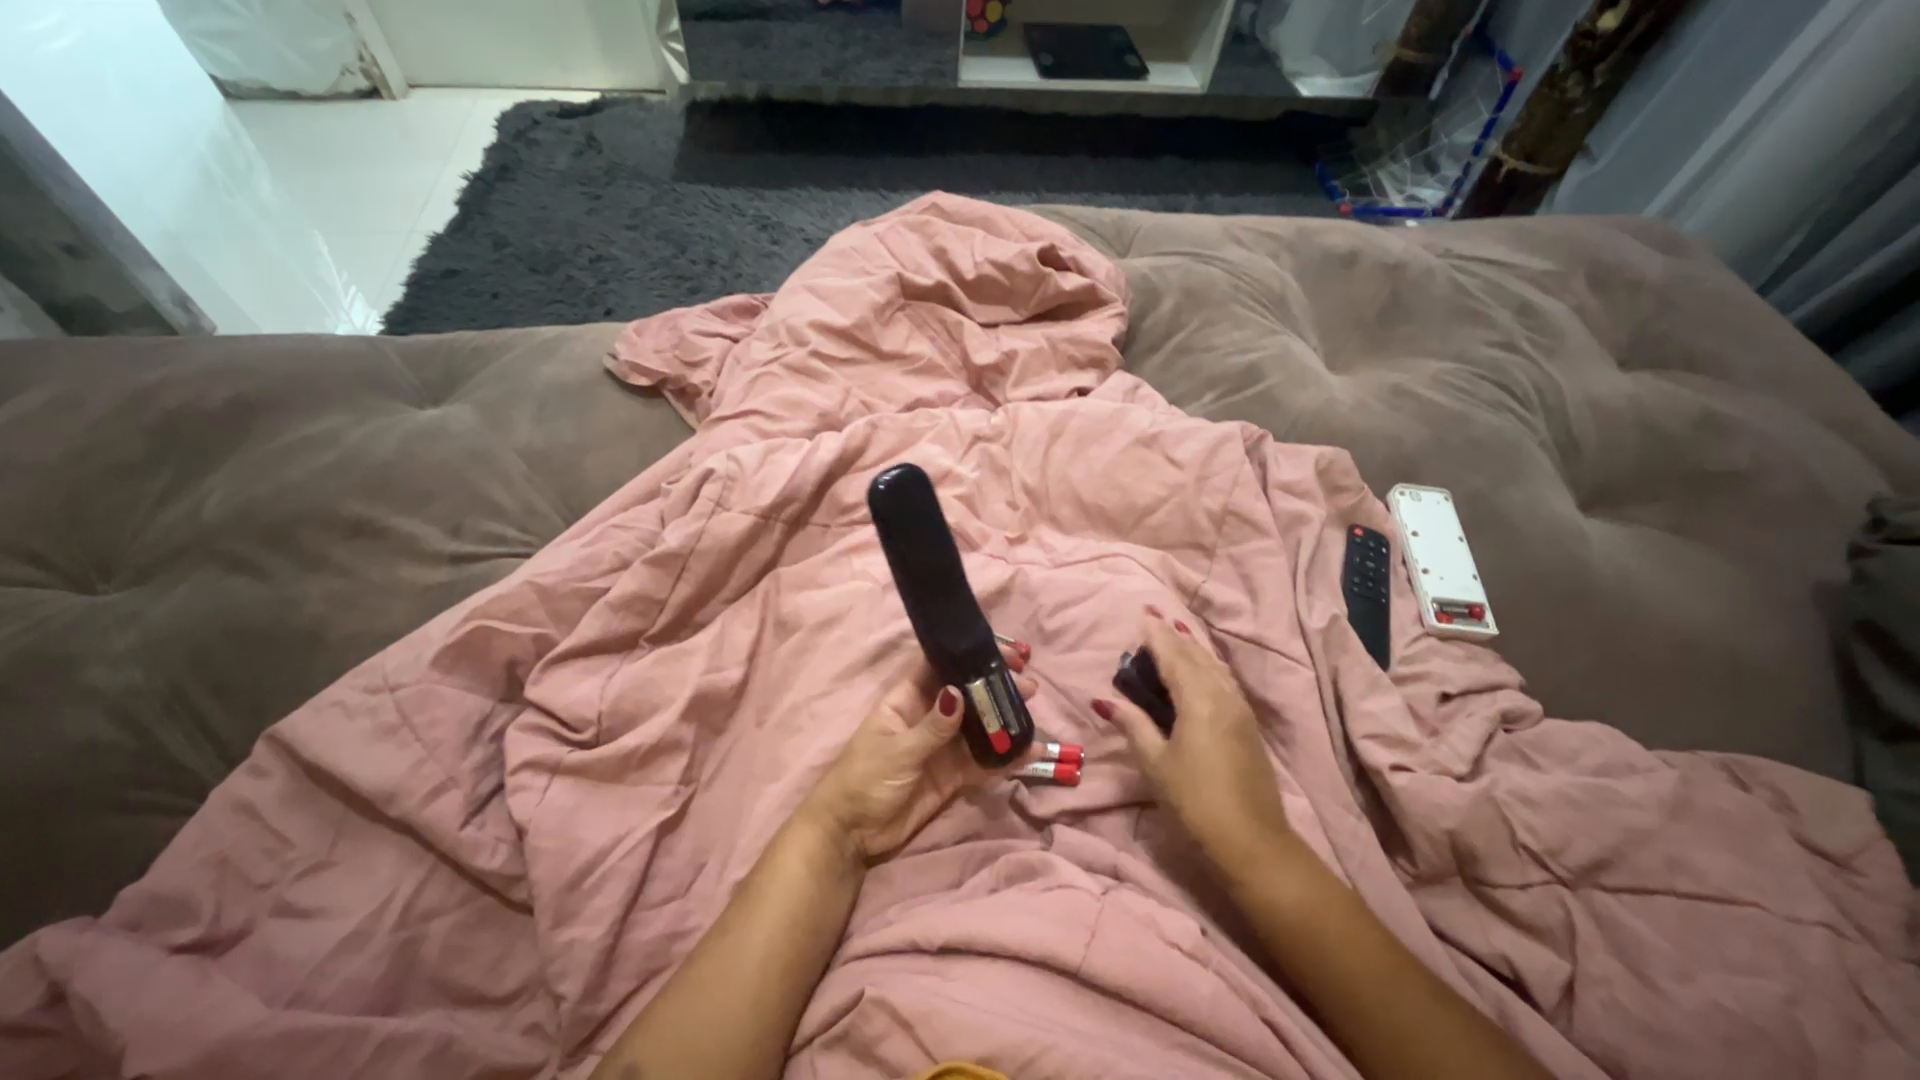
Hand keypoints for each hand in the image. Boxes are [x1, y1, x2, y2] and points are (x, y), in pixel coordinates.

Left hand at [804, 642, 1038, 861]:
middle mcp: (927, 717)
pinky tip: (1028, 752)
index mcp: (906, 700)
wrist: (852, 833)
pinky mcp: (952, 775)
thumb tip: (960, 693)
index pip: (938, 666)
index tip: (1001, 653)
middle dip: (995, 688)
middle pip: (966, 695)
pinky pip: (982, 761)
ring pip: (979, 727)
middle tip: (1027, 687)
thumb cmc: (864, 780)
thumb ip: (933, 727)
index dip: (967, 656)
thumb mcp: (898, 751)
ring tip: (1032, 714)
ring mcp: (941, 747)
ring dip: (1004, 721)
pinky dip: (1004, 757)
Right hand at [1094, 610, 1293, 870]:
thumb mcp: (1156, 763)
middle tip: (1156, 619)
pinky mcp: (1248, 725)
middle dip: (1175, 637)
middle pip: (1197, 657)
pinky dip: (1208, 667)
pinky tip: (1203, 670)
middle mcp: (1223, 696)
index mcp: (1198, 700)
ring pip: (1215, 668)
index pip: (1174, 657)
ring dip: (1194, 650)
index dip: (1157, 636)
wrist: (1251, 839)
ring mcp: (1240, 710)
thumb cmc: (1195, 801)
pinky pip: (1225, 682)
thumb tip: (1105, 700)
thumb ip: (1133, 725)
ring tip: (1177, 637)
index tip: (1143, 615)